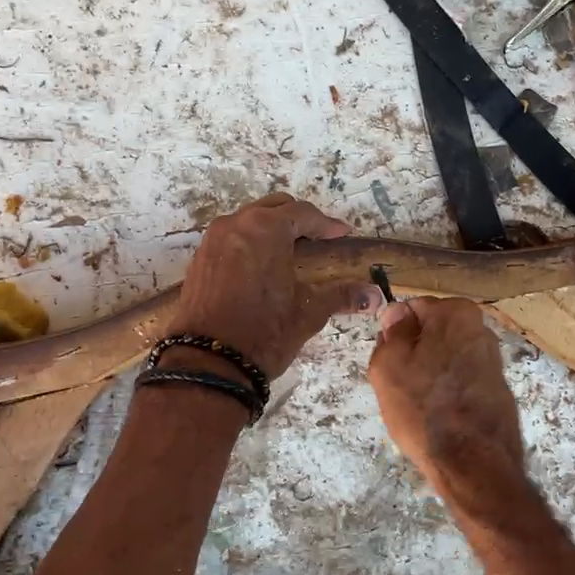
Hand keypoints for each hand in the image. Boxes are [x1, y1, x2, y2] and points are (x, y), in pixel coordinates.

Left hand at [169, 193, 381, 378]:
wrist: (207, 365)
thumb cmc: (264, 332)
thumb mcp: (308, 312)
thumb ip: (341, 295)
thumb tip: (375, 296)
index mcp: (267, 228)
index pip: (303, 214)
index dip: (326, 225)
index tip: (342, 235)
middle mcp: (237, 224)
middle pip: (274, 209)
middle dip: (298, 221)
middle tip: (319, 241)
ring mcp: (213, 240)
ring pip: (249, 221)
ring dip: (272, 230)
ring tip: (292, 254)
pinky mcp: (200, 260)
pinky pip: (232, 238)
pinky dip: (251, 244)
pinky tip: (263, 268)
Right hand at [367, 297, 524, 507]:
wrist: (473, 464)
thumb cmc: (424, 407)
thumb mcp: (389, 365)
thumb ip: (392, 331)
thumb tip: (397, 313)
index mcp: (456, 313)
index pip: (412, 309)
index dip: (394, 334)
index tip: (389, 362)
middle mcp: (481, 328)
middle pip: (431, 333)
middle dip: (414, 354)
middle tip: (400, 386)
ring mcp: (493, 360)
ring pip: (445, 358)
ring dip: (429, 375)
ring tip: (418, 405)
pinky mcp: (497, 389)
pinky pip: (460, 381)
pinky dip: (447, 392)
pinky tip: (438, 416)